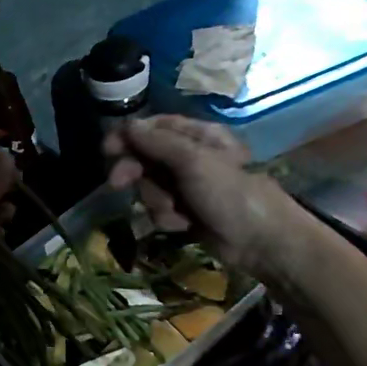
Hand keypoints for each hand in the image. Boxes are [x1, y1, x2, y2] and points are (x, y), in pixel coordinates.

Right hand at [103, 116, 293, 273]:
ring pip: (150, 187)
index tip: (107, 149)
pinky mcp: (187, 212)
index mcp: (197, 135)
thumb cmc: (228, 192)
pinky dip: (167, 218)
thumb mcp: (192, 160)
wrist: (258, 240)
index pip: (154, 128)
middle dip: (135, 172)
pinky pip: (160, 210)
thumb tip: (128, 125)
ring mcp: (188, 186)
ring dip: (156, 201)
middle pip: (146, 158)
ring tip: (175, 212)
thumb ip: (157, 142)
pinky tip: (182, 226)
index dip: (128, 136)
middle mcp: (190, 157)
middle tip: (119, 184)